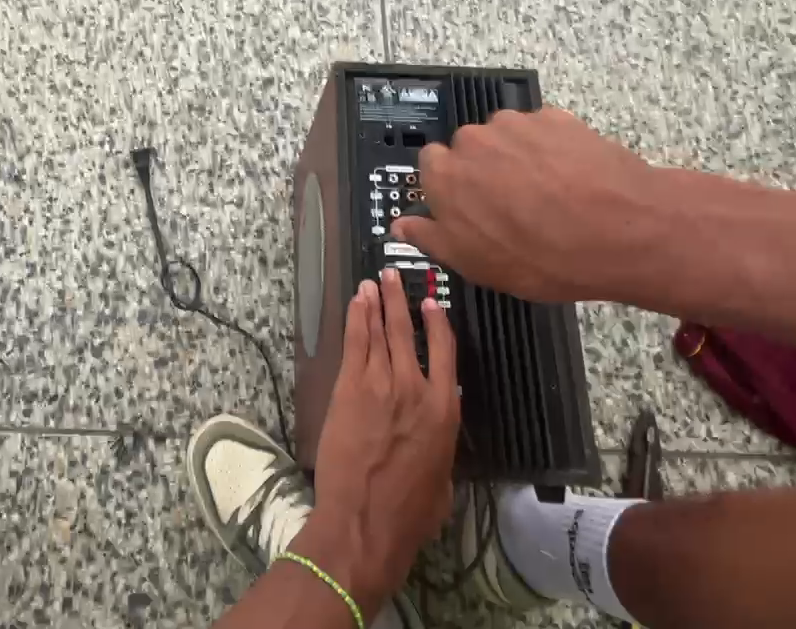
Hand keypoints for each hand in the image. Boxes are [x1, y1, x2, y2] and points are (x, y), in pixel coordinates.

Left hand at [297, 271, 458, 618]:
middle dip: (399, 300)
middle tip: (393, 275)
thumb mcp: (442, 478)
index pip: (446, 352)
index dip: (438, 323)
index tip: (431, 302)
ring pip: (380, 332)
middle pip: (408, 332)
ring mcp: (380, 384)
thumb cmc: (409, 512)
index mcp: (444, 410)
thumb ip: (440, 444)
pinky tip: (357, 302)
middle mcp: (415, 388)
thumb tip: (433, 432)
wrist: (365, 520)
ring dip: (377, 303)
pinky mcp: (350, 388)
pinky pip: (355, 343)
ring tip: (374, 281)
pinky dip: (357, 319)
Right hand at [391, 107, 664, 302]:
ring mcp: (516, 125)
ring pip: (505, 138)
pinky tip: (571, 180)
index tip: (471, 209)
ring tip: (547, 194)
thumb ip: (431, 238)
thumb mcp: (475, 265)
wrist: (622, 232)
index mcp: (444, 175)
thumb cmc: (541, 257)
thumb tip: (401, 226)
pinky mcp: (554, 117)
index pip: (430, 166)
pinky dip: (550, 149)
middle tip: (512, 205)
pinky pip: (542, 131)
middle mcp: (472, 141)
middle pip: (469, 149)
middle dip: (484, 170)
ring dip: (517, 158)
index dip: (452, 188)